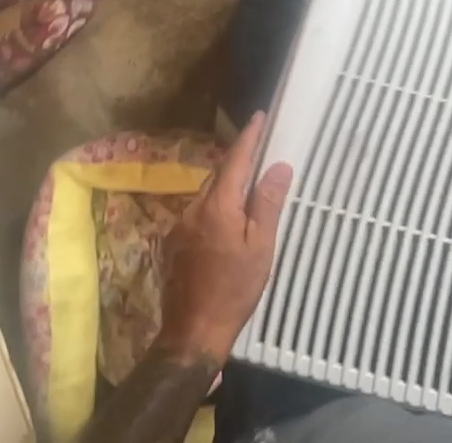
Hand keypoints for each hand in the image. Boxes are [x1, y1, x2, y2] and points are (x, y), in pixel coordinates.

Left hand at [155, 111, 294, 362]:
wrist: (193, 333)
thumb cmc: (234, 288)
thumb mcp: (261, 245)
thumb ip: (268, 202)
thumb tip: (279, 165)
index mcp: (217, 205)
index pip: (235, 160)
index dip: (249, 137)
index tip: (259, 117)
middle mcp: (193, 209)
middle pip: (218, 175)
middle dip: (238, 162)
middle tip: (260, 153)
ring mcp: (179, 227)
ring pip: (206, 195)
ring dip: (225, 187)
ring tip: (247, 189)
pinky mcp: (173, 244)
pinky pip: (198, 214)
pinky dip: (214, 208)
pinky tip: (226, 223)